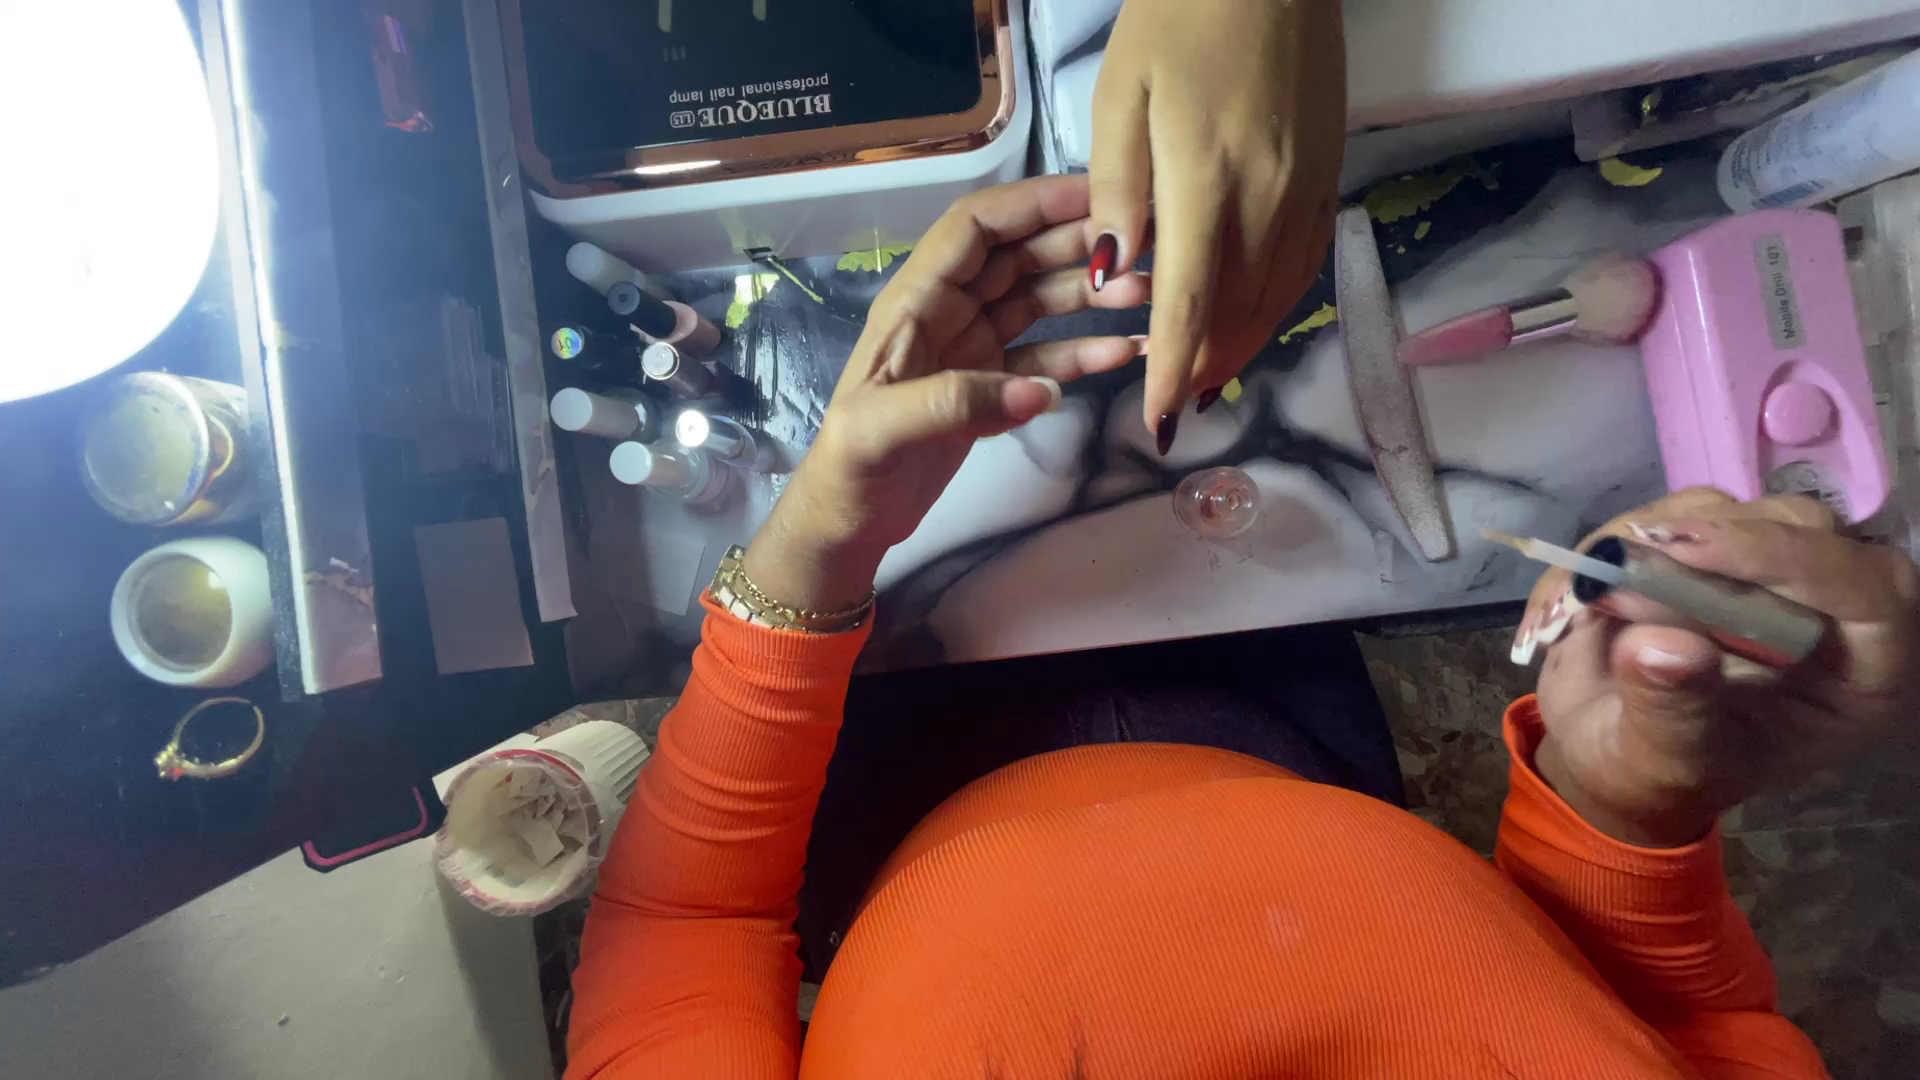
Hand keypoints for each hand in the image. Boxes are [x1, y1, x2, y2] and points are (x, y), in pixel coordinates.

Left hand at [743, 176, 1151, 612]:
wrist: (852, 519)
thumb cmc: (851, 468)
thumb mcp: (882, 429)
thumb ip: (955, 402)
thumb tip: (1043, 391)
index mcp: (914, 303)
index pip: (975, 228)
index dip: (1033, 203)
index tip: (1099, 197)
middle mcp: (946, 315)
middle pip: (1017, 258)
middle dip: (1076, 246)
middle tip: (1142, 250)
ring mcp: (970, 352)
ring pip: (1036, 304)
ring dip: (1088, 297)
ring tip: (1144, 299)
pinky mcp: (988, 390)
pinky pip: (1041, 360)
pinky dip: (1079, 355)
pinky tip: (1121, 354)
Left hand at [1088, 0, 1345, 447]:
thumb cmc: (1177, 21)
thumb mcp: (1119, 101)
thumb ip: (1117, 196)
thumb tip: (1115, 279)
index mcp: (1205, 186)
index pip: (1188, 308)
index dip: (1173, 373)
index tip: (1157, 421)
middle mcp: (1267, 202)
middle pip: (1235, 318)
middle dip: (1203, 375)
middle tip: (1176, 415)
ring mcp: (1305, 192)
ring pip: (1273, 303)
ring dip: (1239, 354)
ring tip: (1208, 389)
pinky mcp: (1327, 180)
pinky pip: (1301, 269)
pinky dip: (1273, 314)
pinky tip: (1249, 332)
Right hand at [1519, 489, 1919, 846]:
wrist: (1599, 752)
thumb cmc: (1648, 768)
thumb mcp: (1663, 756)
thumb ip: (1671, 705)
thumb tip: (1663, 644)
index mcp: (1846, 670)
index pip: (1859, 585)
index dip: (1783, 555)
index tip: (1685, 549)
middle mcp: (1806, 612)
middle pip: (1797, 525)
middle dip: (1716, 532)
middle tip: (1634, 555)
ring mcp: (1737, 580)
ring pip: (1715, 510)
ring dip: (1640, 538)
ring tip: (1582, 596)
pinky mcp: (1675, 565)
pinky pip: (1646, 525)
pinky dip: (1596, 552)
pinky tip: (1562, 600)